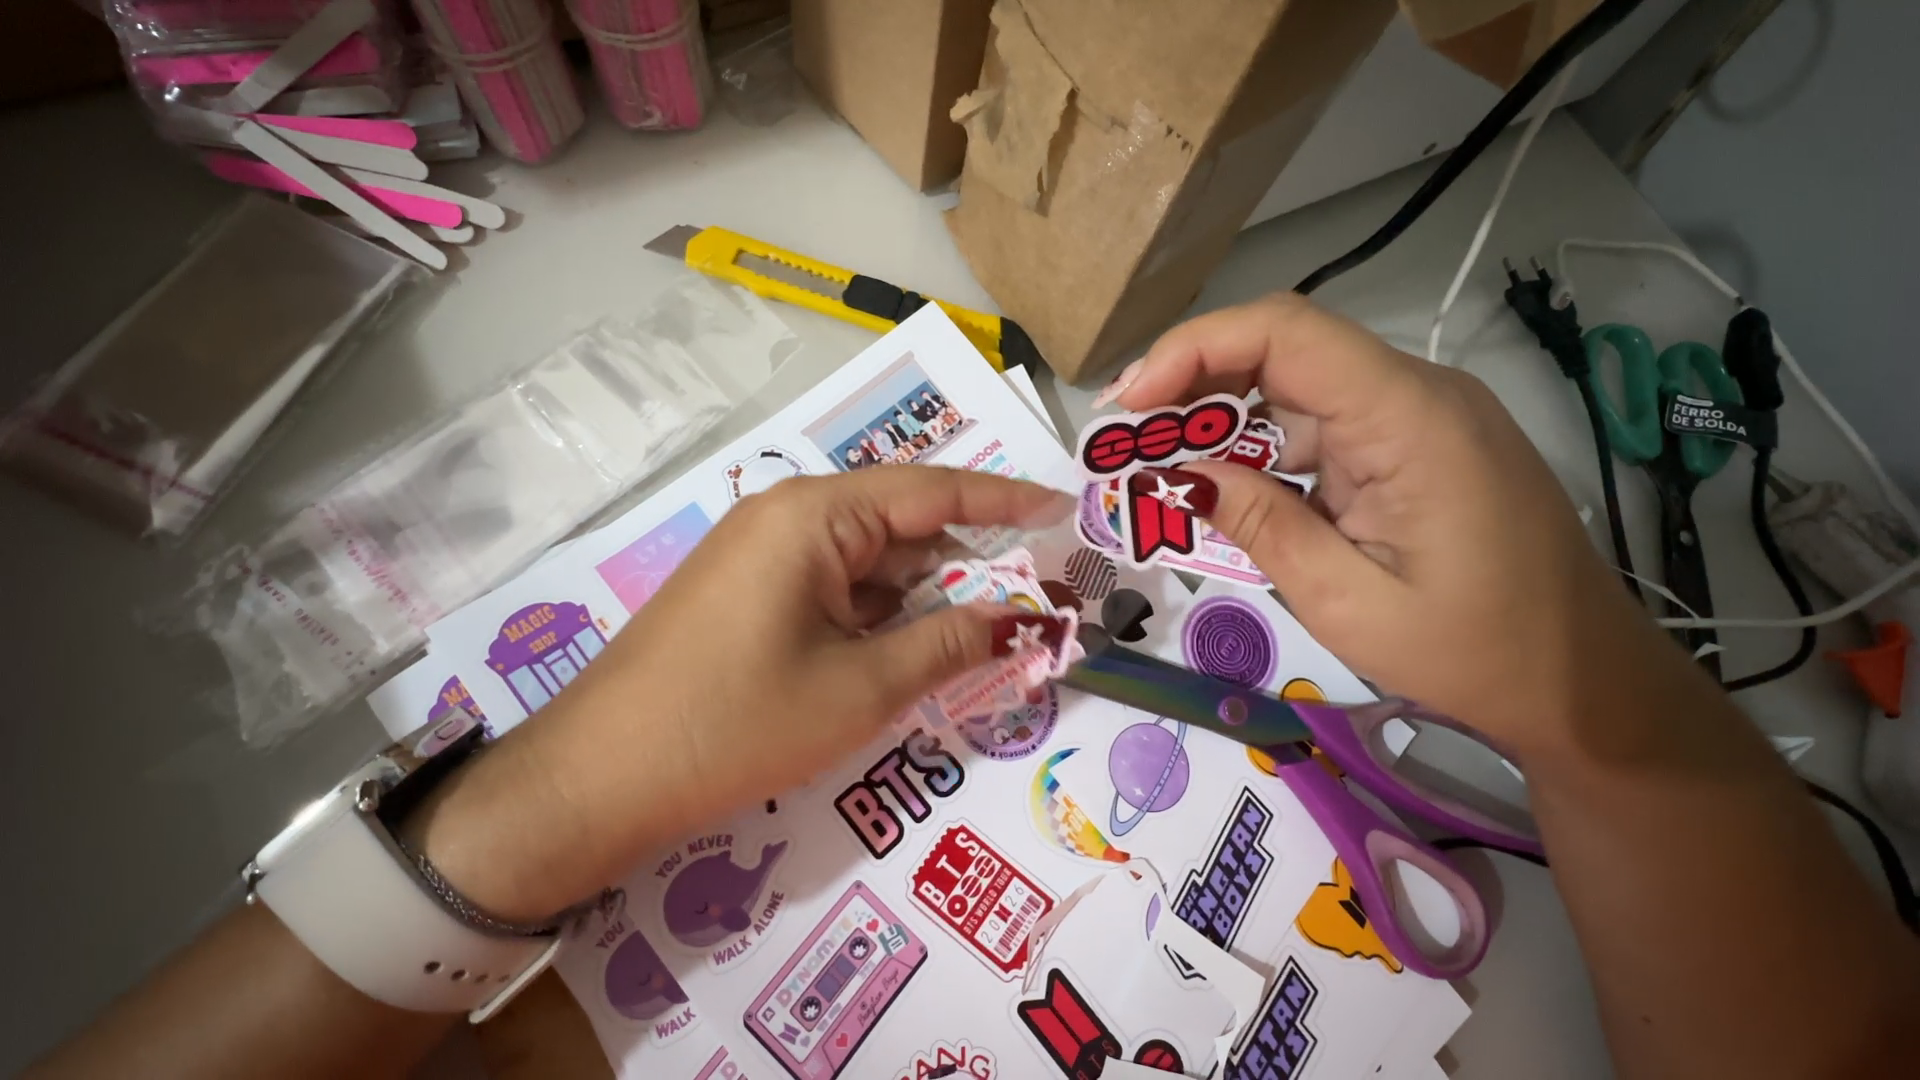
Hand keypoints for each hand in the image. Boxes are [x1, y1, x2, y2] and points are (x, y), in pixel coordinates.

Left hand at [407, 467, 1071, 919]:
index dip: (1004, 501)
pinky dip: (878, 614)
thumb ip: (948, 644)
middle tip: (1036, 586)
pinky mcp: (746, 595)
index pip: (932, 492)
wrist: (597, 781)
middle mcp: (786, 517)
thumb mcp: (860, 688)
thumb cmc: (737, 725)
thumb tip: (1018, 620)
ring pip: (867, 562)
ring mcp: (760, 556)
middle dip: (967, 558)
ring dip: (923, 593)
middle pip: (900, 524)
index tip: (1062, 506)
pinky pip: (833, 588)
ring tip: (988, 624)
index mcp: (814, 515)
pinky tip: (914, 647)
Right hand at [1107, 293, 1685, 760]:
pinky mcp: (1407, 448)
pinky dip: (1258, 452)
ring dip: (1217, 423)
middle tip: (1120, 443)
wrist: (1584, 685)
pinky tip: (1217, 487)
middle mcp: (1414, 395)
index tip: (1127, 406)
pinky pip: (1317, 429)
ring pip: (1292, 390)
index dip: (1192, 350)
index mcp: (1410, 419)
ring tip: (1150, 468)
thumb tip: (1180, 472)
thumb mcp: (1347, 601)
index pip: (1285, 333)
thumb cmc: (1475, 653)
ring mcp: (1413, 419)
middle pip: (1281, 351)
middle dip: (1189, 387)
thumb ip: (1259, 524)